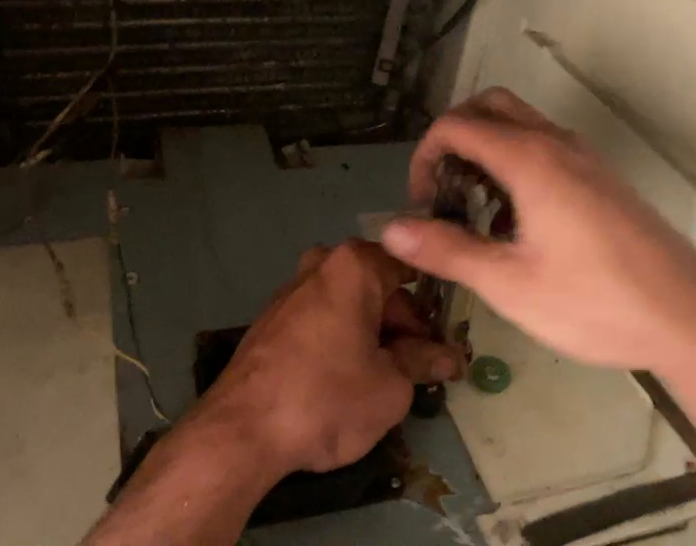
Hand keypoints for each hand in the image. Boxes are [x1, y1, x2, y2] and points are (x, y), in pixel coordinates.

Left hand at [191, 240, 463, 474]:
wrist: (243, 429)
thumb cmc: (327, 397)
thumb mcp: (391, 386)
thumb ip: (422, 363)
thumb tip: (448, 357)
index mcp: (353, 266)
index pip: (409, 265)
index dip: (435, 299)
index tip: (452, 331)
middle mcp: (321, 265)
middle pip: (378, 287)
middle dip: (405, 324)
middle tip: (428, 366)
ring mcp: (292, 291)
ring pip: (350, 305)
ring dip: (375, 334)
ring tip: (394, 379)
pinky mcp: (273, 319)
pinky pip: (324, 319)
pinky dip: (344, 340)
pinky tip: (353, 379)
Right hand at [380, 88, 695, 377]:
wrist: (693, 324)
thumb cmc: (596, 304)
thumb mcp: (510, 285)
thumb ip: (447, 251)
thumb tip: (391, 228)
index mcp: (530, 159)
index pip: (456, 125)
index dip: (425, 156)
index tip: (422, 203)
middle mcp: (557, 144)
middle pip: (489, 106)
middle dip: (453, 136)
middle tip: (443, 188)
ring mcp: (586, 158)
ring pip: (520, 123)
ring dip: (486, 148)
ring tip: (477, 208)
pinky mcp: (604, 179)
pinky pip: (546, 146)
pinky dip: (515, 161)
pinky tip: (519, 223)